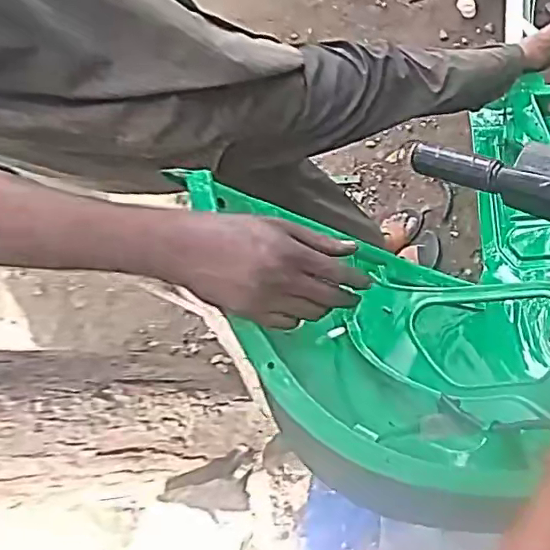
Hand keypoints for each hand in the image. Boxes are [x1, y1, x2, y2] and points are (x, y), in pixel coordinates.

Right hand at [160, 213, 371, 328]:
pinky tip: (297, 305)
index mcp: (291, 255)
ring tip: (323, 297)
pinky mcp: (252, 314)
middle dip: (346, 298)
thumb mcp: (278, 225)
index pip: (338, 274)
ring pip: (312, 313)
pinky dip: (299, 317)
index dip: (357, 280)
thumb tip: (350, 249)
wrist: (183, 247)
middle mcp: (283, 280)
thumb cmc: (230, 230)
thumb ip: (318, 240)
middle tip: (351, 296)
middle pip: (330, 298)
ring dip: (323, 307)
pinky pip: (288, 323)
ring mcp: (267, 300)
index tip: (366, 283)